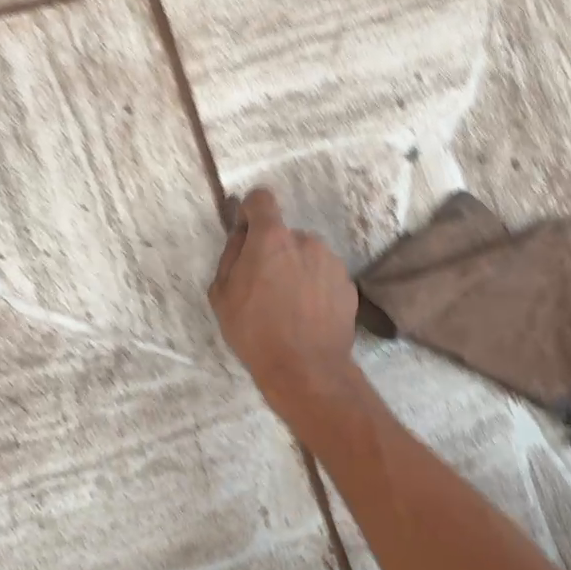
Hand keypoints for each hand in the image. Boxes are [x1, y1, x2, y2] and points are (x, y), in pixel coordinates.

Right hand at [209, 188, 360, 409]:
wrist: (306, 369)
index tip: (246, 233)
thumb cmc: (255, 331)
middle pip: (285, 235)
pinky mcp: (348, 286)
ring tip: (288, 308)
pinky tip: (307, 318)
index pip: (262, 199)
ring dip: (296, 271)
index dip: (251, 211)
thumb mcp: (222, 295)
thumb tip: (242, 237)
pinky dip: (315, 290)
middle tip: (263, 288)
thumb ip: (231, 256)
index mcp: (272, 238)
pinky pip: (324, 278)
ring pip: (307, 257)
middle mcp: (306, 241)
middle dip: (273, 253)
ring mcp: (332, 263)